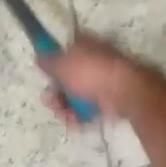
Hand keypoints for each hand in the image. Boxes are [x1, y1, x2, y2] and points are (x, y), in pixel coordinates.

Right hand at [38, 33, 155, 124]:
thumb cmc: (91, 74)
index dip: (54, 62)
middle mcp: (96, 58)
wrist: (127, 93)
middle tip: (51, 101)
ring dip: (66, 105)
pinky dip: (81, 114)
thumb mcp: (61, 65)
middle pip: (70, 74)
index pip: (65, 49)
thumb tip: (38, 57)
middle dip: (57, 90)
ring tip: (64, 115)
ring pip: (79, 92)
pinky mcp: (112, 97)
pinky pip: (91, 105)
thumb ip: (47, 62)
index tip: (47, 76)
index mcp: (85, 44)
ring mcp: (105, 79)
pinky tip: (75, 122)